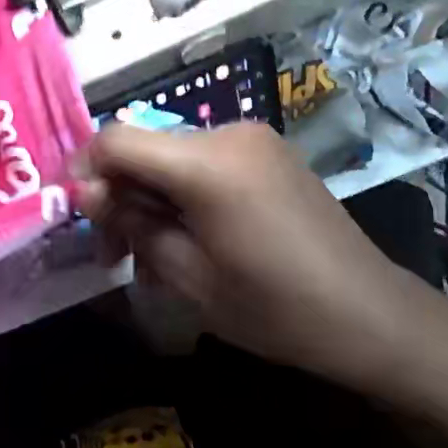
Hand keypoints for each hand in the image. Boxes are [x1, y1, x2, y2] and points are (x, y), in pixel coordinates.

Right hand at [76, 123, 436, 389]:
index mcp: (207, 163)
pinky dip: (185, 193)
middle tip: (116, 251)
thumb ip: (133, 224)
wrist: (368, 314)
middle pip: (147, 148)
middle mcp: (229, 134)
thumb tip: (90, 193)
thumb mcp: (187, 276)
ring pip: (175, 157)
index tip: (79, 215)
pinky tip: (192, 236)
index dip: (85, 171)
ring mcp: (255, 139)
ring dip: (153, 197)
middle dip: (121, 193)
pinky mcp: (271, 153)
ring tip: (155, 253)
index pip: (117, 140)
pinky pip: (207, 162)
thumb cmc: (273, 307)